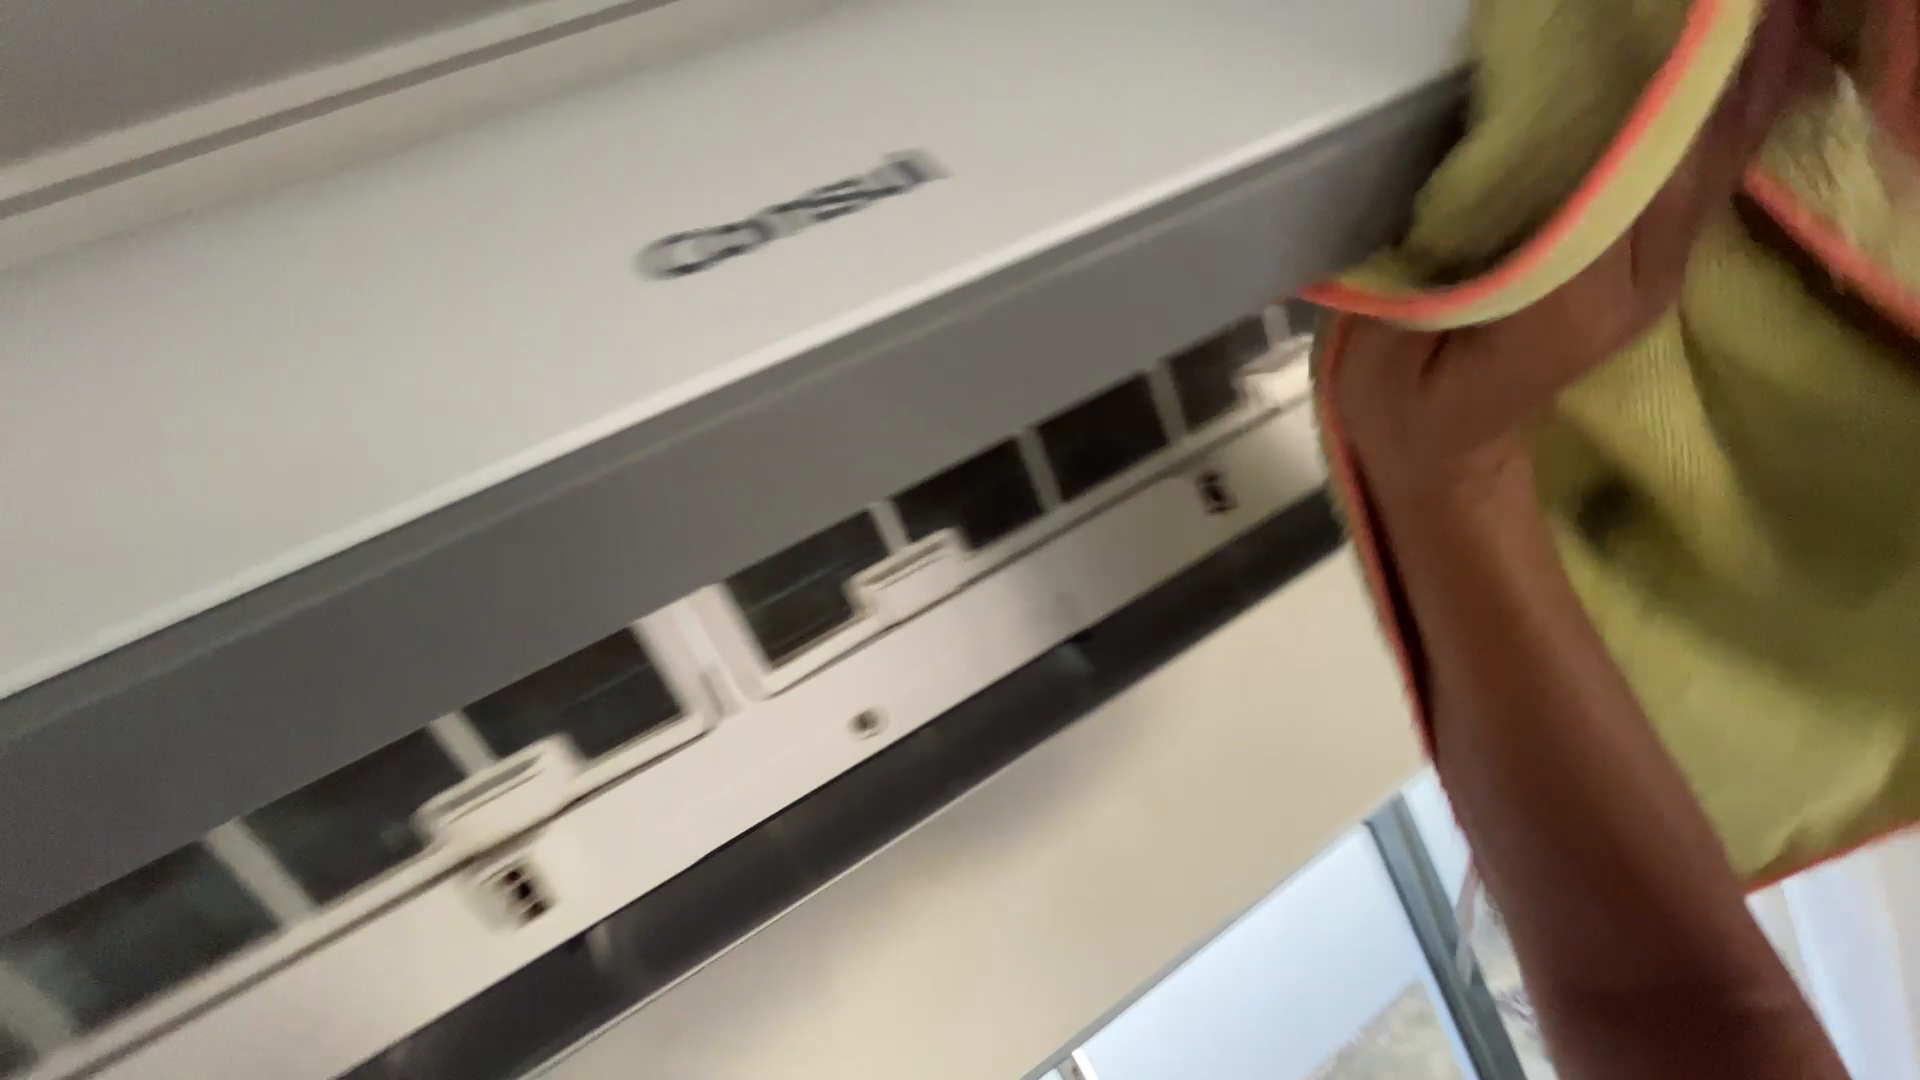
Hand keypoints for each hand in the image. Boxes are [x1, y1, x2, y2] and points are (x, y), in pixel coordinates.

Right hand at [1330, 0, 1813, 516]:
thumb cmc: (1396, 401)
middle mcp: (1637, 288)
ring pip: (1714, 161)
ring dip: (1726, 80)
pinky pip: (1701, 181)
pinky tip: (1715, 71)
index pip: (1628, 172)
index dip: (1642, 91)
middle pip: (1693, 153)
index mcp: (1566, 308)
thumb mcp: (1391, 335)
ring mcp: (1657, 284)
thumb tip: (1485, 154)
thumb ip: (1441, 253)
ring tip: (1726, 14)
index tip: (1633, 24)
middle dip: (1699, 67)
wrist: (1436, 449)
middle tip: (1689, 3)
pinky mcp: (1655, 275)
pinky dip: (1716, 117)